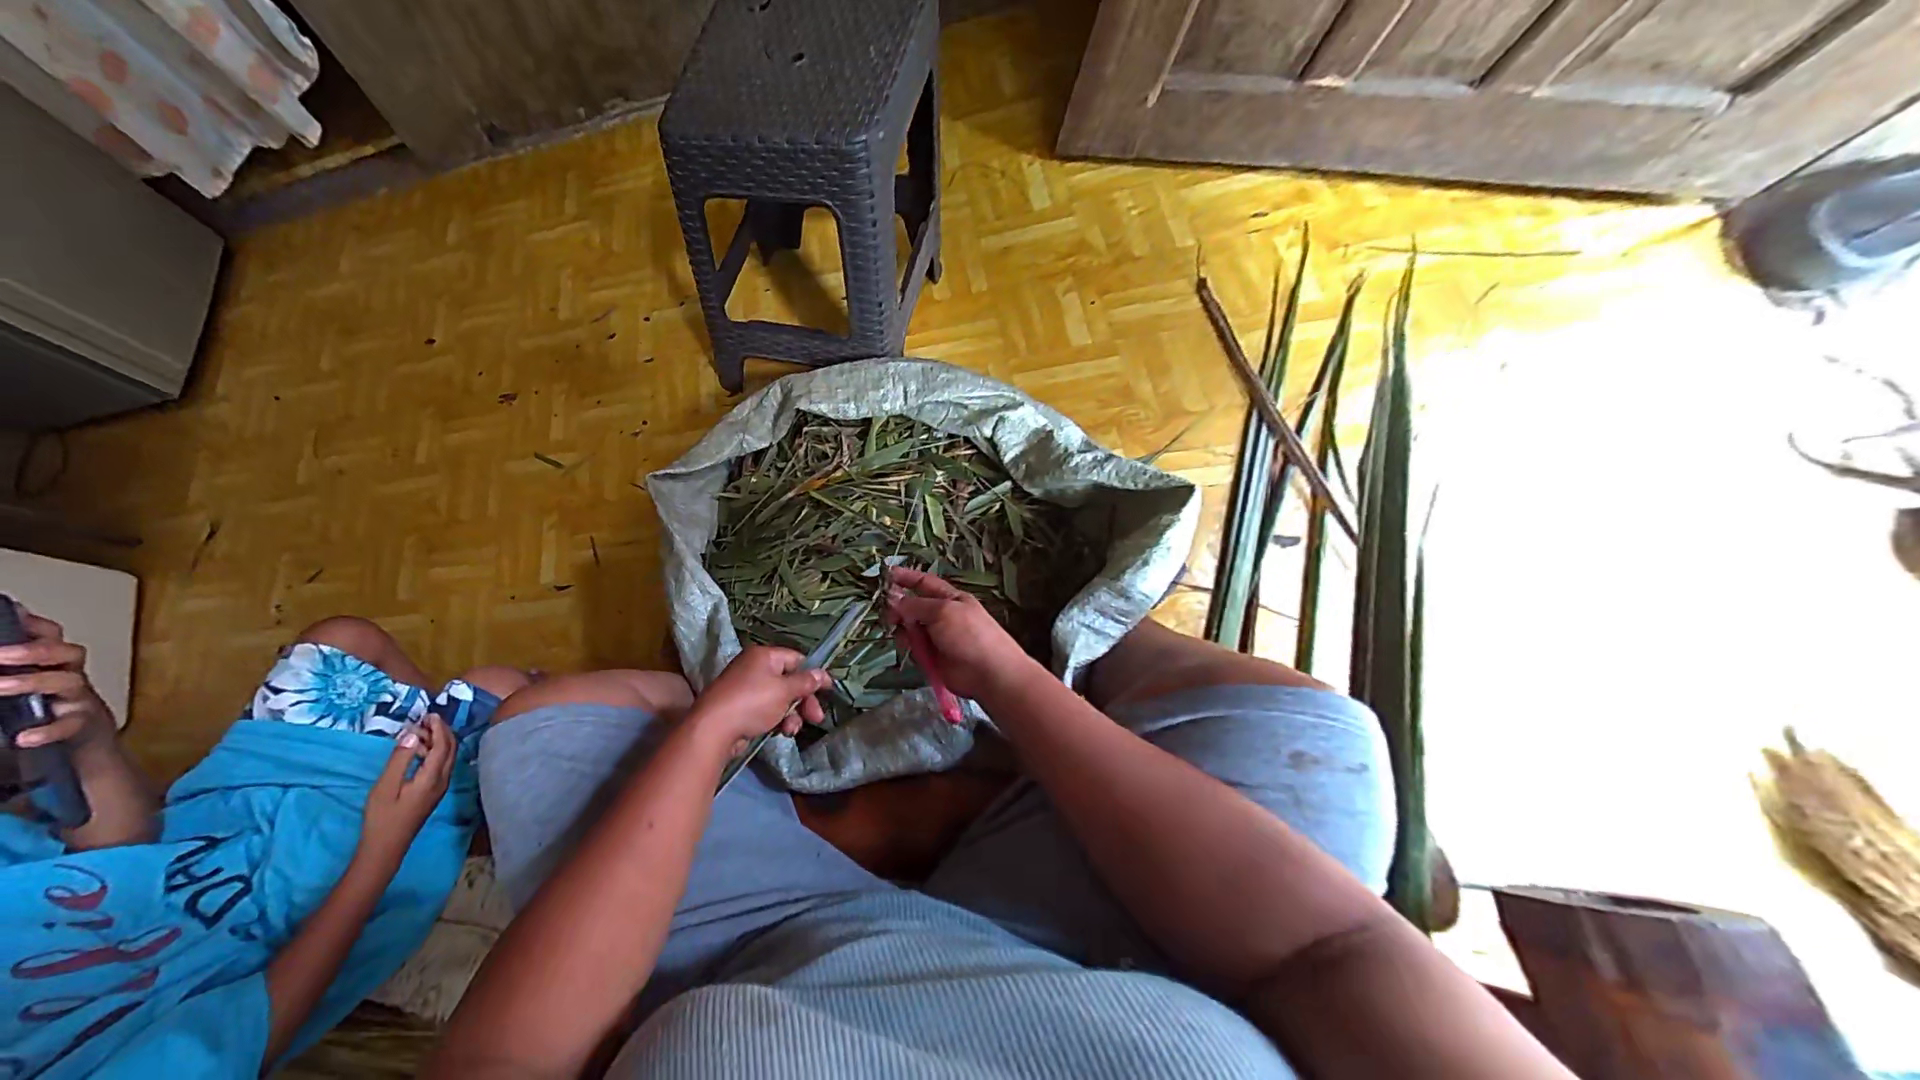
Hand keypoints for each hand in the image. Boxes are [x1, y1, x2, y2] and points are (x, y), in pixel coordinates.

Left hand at [0, 609, 115, 751]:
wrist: (78, 751)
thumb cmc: (44, 714)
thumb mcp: (25, 690)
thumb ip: (14, 669)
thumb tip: (8, 624)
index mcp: (52, 666)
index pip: (51, 637)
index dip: (34, 625)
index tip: (11, 612)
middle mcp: (67, 677)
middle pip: (70, 653)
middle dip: (38, 650)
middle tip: (1, 654)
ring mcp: (76, 700)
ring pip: (70, 681)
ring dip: (35, 681)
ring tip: (1, 687)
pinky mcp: (81, 725)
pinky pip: (70, 723)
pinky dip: (48, 729)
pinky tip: (24, 737)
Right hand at [358, 714, 453, 872]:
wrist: (386, 847)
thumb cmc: (382, 818)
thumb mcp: (385, 786)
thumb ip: (400, 759)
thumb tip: (413, 734)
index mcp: (433, 777)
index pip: (444, 745)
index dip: (439, 728)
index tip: (430, 715)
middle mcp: (443, 779)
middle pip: (450, 748)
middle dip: (441, 731)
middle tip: (424, 720)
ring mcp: (440, 786)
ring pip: (446, 756)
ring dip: (436, 742)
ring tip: (416, 733)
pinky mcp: (434, 791)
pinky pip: (440, 765)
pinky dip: (432, 753)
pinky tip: (416, 751)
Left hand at [687, 646, 831, 752]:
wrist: (713, 729)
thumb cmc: (752, 702)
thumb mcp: (785, 691)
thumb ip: (806, 682)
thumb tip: (822, 674)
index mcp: (764, 656)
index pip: (797, 660)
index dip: (813, 675)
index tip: (827, 690)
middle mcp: (754, 668)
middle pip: (789, 681)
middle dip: (804, 700)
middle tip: (816, 718)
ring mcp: (745, 688)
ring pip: (779, 698)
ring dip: (791, 714)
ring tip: (791, 730)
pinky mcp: (740, 708)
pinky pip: (766, 709)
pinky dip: (776, 719)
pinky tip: (780, 732)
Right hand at [885, 567, 1044, 701]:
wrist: (988, 673)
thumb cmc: (969, 635)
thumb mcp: (943, 611)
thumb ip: (916, 604)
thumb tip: (894, 598)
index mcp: (950, 598)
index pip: (924, 582)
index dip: (905, 577)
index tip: (885, 574)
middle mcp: (943, 614)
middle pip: (913, 605)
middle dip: (899, 607)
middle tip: (888, 614)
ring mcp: (938, 636)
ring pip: (911, 627)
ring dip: (903, 628)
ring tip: (901, 633)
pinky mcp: (933, 656)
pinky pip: (914, 646)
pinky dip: (909, 645)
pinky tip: (909, 647)